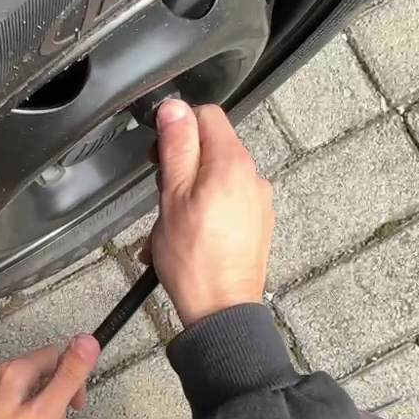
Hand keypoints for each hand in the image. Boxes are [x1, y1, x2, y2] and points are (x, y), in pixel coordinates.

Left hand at [0, 335, 99, 418]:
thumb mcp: (45, 414)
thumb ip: (68, 377)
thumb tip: (88, 340)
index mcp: (12, 372)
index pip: (54, 356)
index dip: (72, 379)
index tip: (75, 407)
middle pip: (38, 374)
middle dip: (55, 398)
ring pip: (24, 394)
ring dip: (40, 412)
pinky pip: (9, 409)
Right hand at [146, 100, 273, 324]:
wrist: (221, 310)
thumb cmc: (195, 262)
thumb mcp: (172, 198)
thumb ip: (176, 148)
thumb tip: (174, 109)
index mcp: (232, 163)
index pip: (207, 115)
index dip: (177, 128)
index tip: (160, 156)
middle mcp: (253, 177)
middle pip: (212, 148)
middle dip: (182, 166)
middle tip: (162, 196)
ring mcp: (258, 202)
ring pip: (217, 179)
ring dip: (190, 193)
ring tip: (170, 226)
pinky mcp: (257, 225)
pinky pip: (227, 205)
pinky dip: (205, 213)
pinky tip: (187, 238)